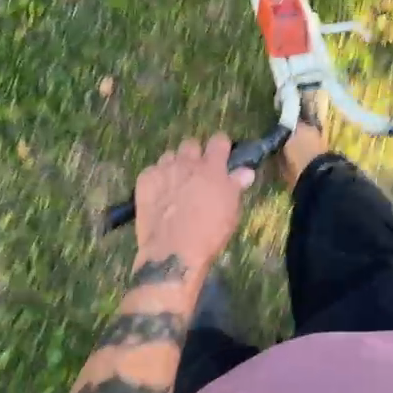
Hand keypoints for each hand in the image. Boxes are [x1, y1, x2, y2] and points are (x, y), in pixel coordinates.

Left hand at [132, 134, 253, 277]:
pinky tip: (159, 196)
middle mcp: (187, 162)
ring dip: (174, 166)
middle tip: (196, 174)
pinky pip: (152, 170)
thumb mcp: (230, 212)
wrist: (173, 252)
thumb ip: (236, 186)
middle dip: (194, 155)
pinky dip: (156, 179)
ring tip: (175, 185)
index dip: (220, 147)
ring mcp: (164, 169)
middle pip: (191, 144)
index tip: (220, 156)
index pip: (219, 140)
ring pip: (170, 156)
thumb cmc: (209, 234)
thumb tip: (246, 171)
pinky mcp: (145, 180)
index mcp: (212, 168)